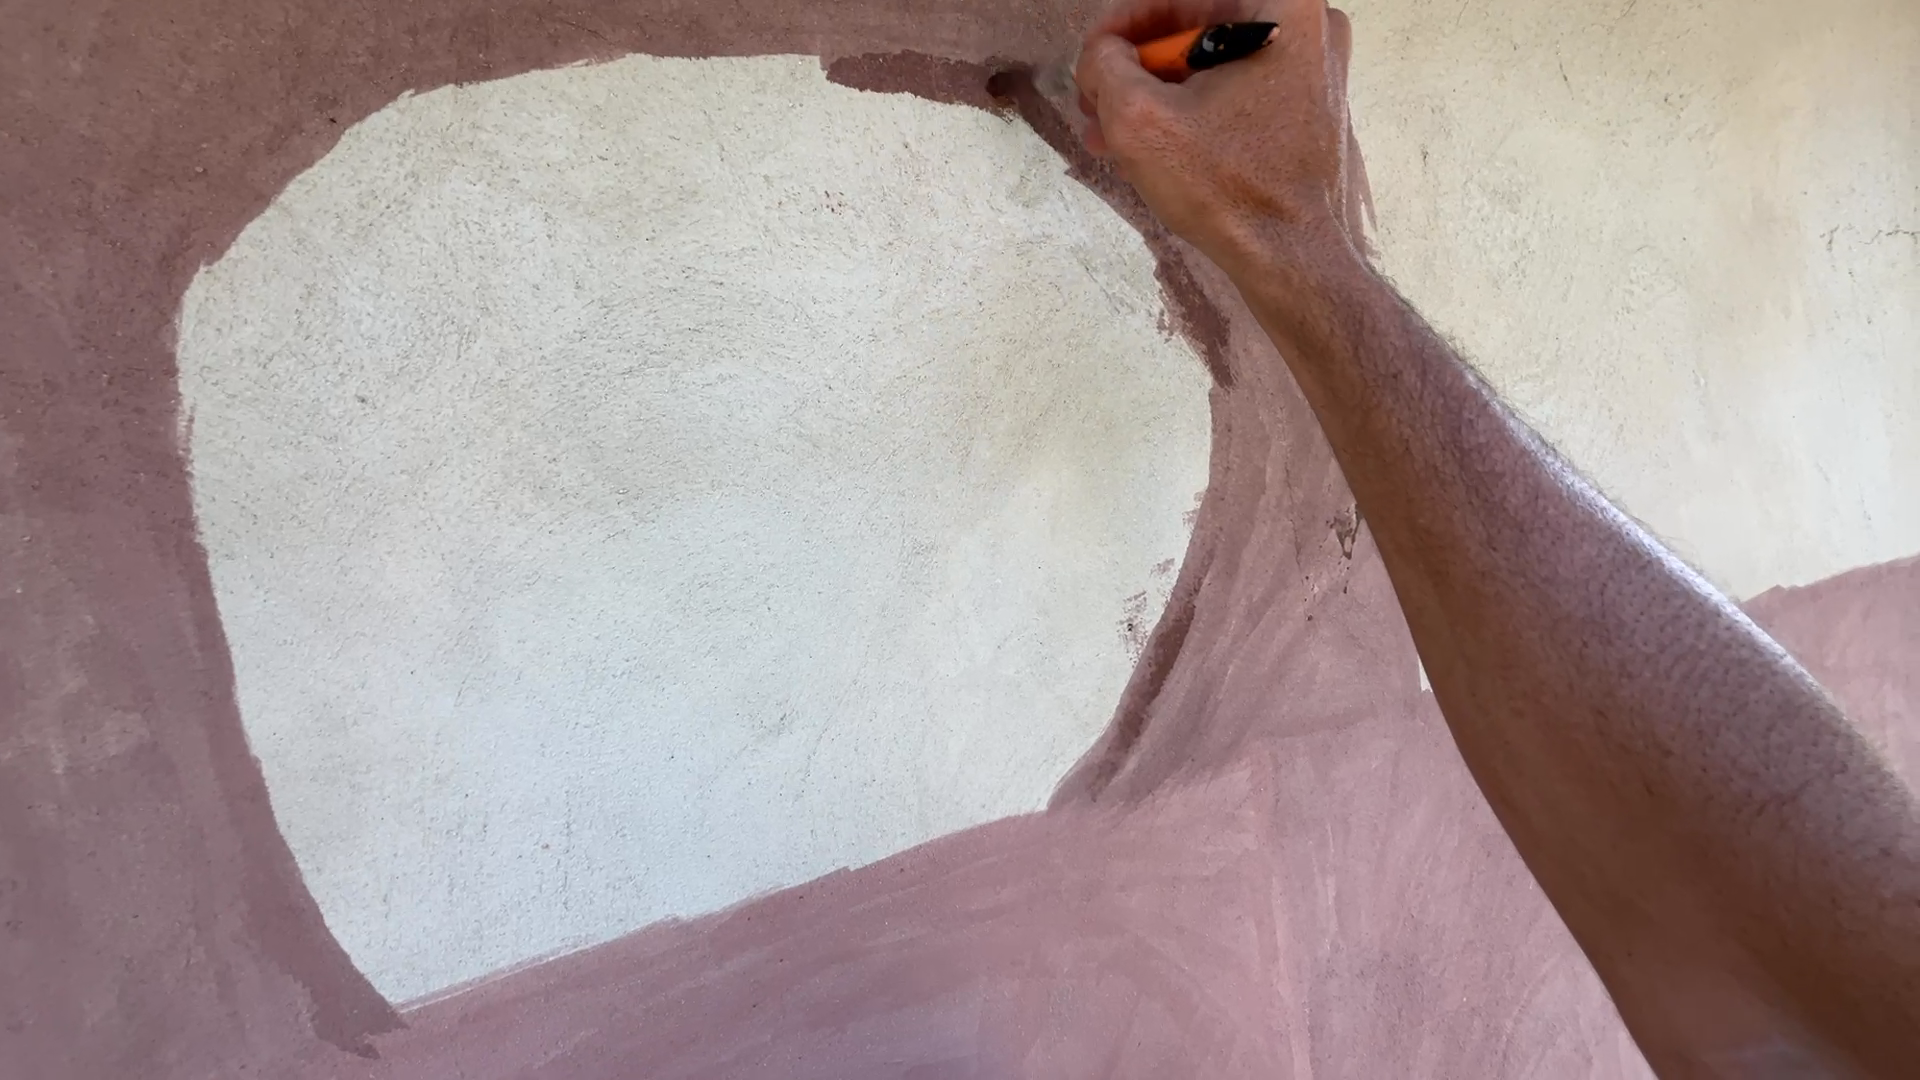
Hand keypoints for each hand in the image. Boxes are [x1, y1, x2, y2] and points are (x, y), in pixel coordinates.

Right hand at [1076, 0, 1369, 283]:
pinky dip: (1190, 118)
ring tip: (1110, 137)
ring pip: (1211, 69)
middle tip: (1096, 105)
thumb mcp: (1139, 121)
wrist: (1290, 257)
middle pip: (1195, 30)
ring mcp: (1310, 72)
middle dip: (1135, 70)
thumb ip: (1106, 69)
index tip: (1089, 62)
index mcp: (1275, 4)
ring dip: (1155, 99)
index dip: (1119, 25)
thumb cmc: (1227, 189)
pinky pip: (1233, 99)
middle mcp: (1304, 26)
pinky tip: (1153, 152)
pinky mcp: (1304, 115)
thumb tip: (1100, 58)